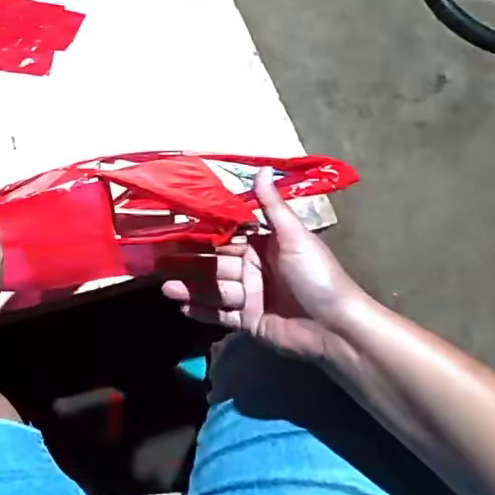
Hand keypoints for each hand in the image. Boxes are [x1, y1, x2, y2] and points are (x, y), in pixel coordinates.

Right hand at [161, 171, 368, 362]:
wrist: (335, 326)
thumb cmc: (317, 276)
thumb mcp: (294, 237)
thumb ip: (272, 206)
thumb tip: (262, 168)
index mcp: (265, 245)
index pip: (229, 236)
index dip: (204, 233)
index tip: (177, 228)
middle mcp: (255, 268)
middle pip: (217, 263)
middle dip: (191, 263)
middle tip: (160, 260)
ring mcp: (251, 296)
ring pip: (215, 289)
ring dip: (191, 287)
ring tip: (165, 287)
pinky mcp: (249, 321)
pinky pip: (221, 314)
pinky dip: (202, 311)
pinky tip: (182, 306)